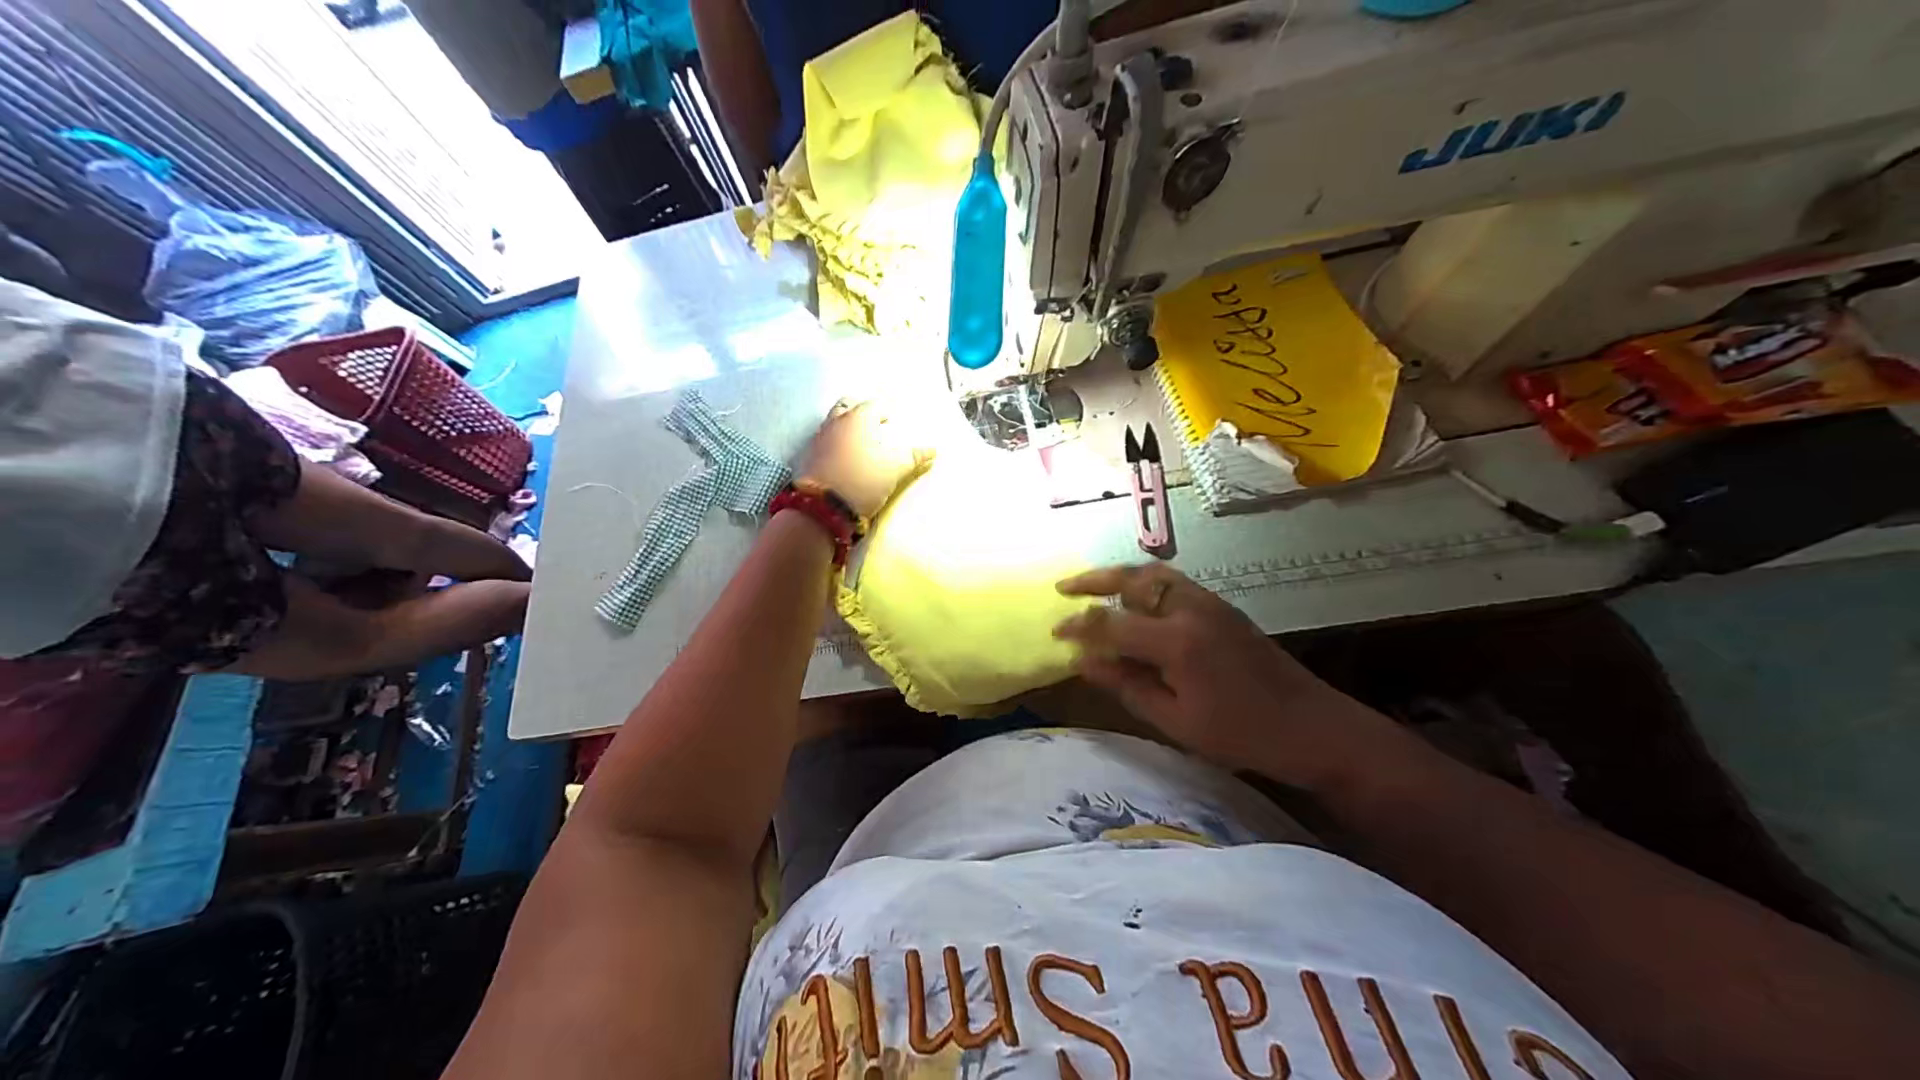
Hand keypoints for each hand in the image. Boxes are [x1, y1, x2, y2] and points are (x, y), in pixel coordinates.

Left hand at [795, 400, 932, 519]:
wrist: (823, 507)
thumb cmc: (862, 481)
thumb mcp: (894, 470)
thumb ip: (914, 457)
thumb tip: (932, 450)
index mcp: (858, 419)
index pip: (874, 405)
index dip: (885, 411)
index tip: (892, 420)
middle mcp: (836, 422)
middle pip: (848, 405)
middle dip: (861, 409)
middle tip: (873, 423)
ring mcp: (819, 437)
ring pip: (833, 420)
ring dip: (846, 424)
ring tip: (859, 439)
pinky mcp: (809, 455)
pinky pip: (824, 437)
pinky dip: (834, 439)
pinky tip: (843, 454)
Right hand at [1053, 563, 1413, 790]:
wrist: (1312, 726)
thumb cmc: (1241, 734)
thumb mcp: (1175, 721)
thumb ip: (1126, 685)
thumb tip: (1084, 662)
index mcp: (1177, 641)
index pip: (1112, 624)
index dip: (1079, 628)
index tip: (1054, 633)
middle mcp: (1191, 610)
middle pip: (1132, 581)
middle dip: (1092, 582)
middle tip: (1062, 588)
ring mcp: (1210, 603)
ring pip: (1154, 574)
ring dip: (1119, 576)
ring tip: (1092, 585)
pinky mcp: (1222, 607)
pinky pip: (1174, 582)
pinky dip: (1145, 582)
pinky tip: (1134, 598)